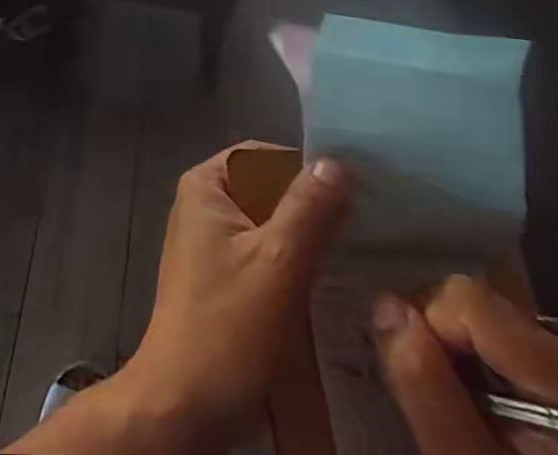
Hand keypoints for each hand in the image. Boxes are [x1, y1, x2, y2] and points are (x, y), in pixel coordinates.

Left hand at [116, 143, 351, 449]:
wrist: (185, 401)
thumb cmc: (227, 326)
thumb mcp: (278, 262)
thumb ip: (308, 209)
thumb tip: (336, 161)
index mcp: (204, 187)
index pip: (263, 155)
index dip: (307, 167)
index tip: (359, 188)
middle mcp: (203, 206)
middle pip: (268, 188)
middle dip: (313, 204)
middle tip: (372, 222)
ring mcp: (211, 243)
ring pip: (271, 224)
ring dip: (310, 236)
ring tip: (365, 249)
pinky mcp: (224, 278)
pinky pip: (267, 254)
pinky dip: (298, 261)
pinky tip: (337, 279)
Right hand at [374, 275, 557, 454]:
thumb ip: (429, 389)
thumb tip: (387, 307)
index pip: (468, 300)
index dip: (427, 326)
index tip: (417, 376)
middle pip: (485, 308)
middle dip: (445, 341)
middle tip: (438, 402)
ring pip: (500, 327)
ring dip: (466, 358)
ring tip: (466, 416)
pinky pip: (523, 352)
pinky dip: (494, 373)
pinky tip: (496, 422)